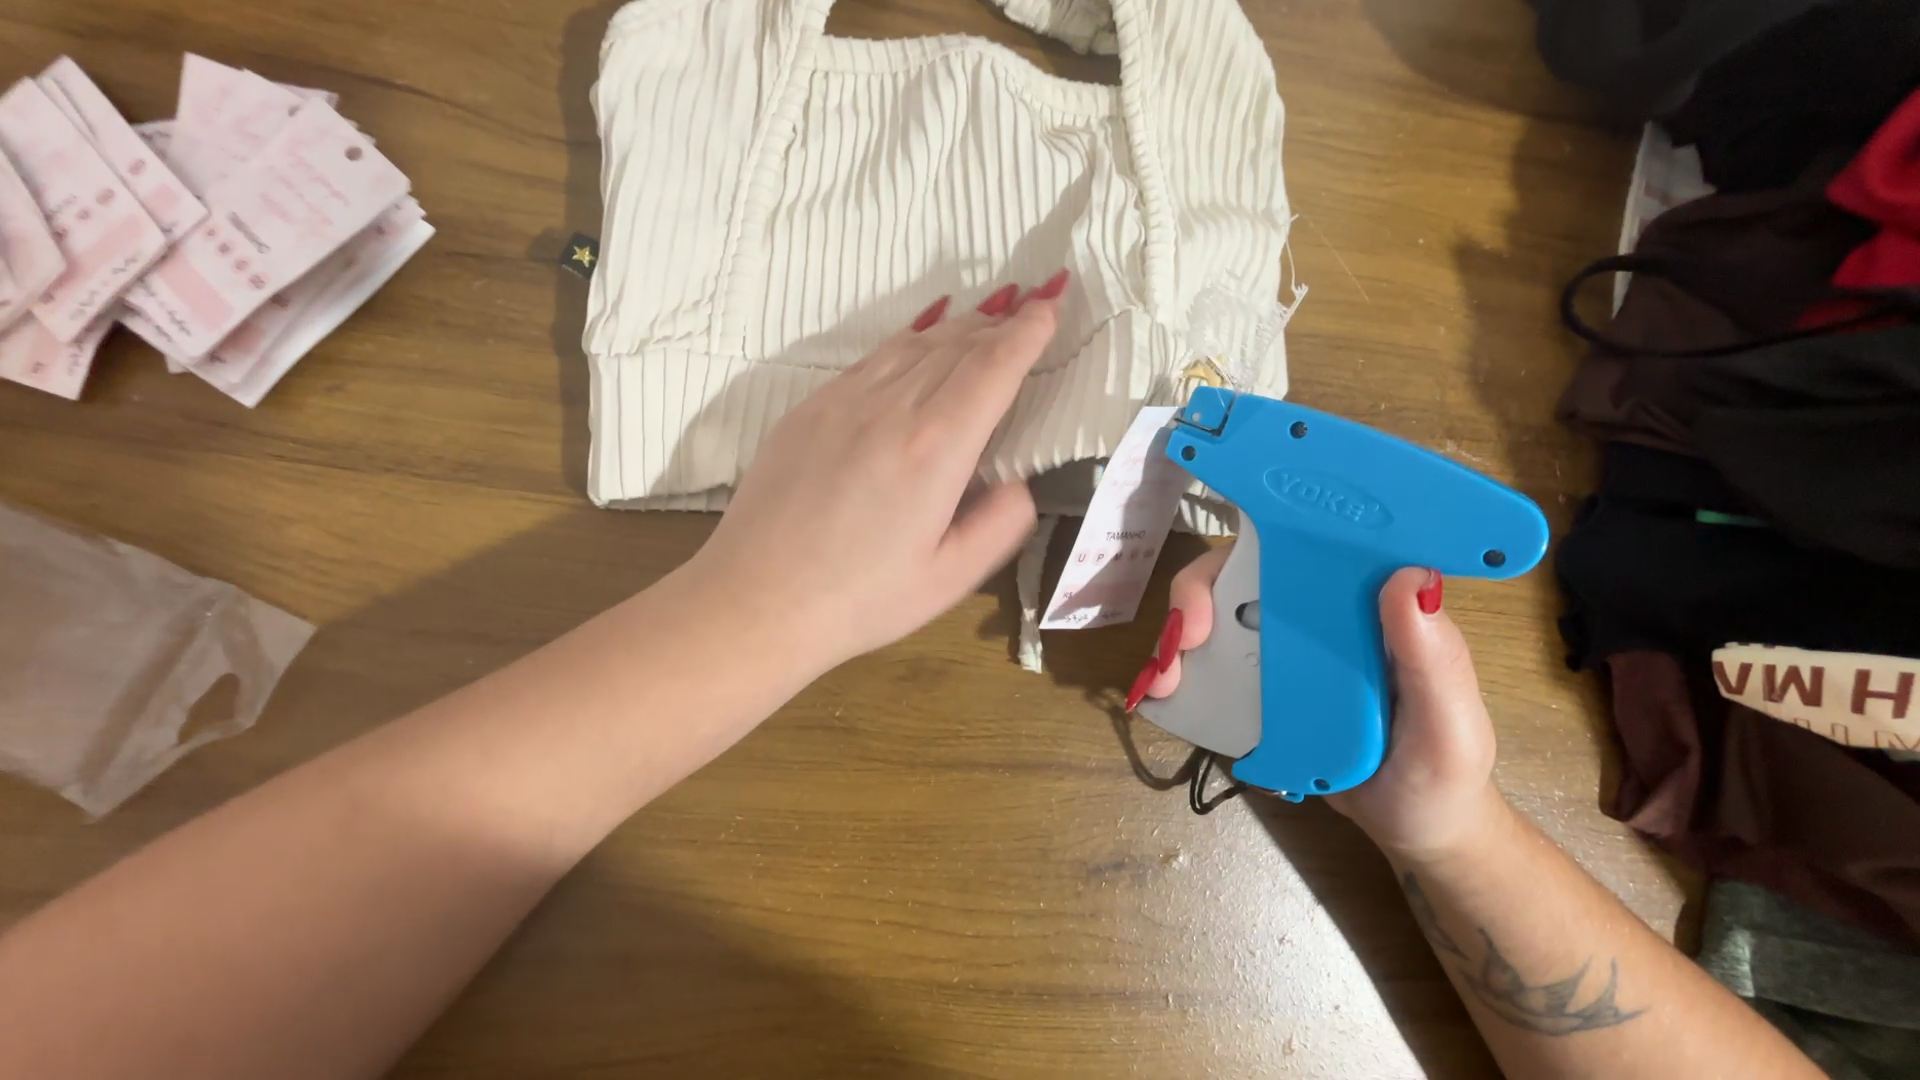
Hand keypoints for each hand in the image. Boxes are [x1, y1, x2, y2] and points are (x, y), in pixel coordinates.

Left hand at [686, 273, 1069, 673]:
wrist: (754, 601)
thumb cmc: (859, 601)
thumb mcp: (950, 579)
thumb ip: (999, 523)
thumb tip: (1017, 481)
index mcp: (934, 448)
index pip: (993, 368)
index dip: (1028, 331)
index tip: (1052, 301)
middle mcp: (890, 409)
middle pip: (957, 346)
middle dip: (1002, 318)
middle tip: (1035, 295)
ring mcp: (842, 402)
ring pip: (913, 344)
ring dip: (959, 323)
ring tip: (991, 307)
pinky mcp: (808, 409)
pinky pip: (872, 357)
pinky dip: (908, 336)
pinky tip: (923, 330)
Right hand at [1141, 548, 1505, 858]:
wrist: (1410, 834)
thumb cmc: (1442, 778)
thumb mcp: (1450, 725)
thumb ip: (1436, 660)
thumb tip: (1409, 577)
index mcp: (1371, 607)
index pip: (1312, 544)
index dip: (1258, 540)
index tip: (1224, 581)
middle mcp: (1322, 616)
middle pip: (1245, 572)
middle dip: (1197, 594)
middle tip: (1183, 643)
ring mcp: (1286, 651)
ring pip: (1218, 616)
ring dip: (1179, 637)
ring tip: (1163, 681)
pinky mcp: (1262, 686)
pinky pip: (1213, 664)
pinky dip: (1183, 671)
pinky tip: (1166, 693)